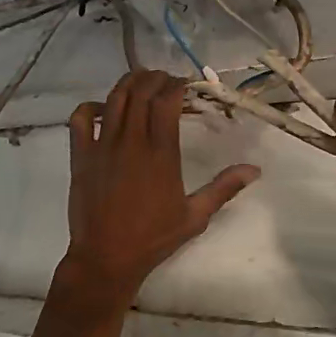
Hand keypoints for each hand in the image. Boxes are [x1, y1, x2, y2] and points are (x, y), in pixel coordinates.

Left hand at [57, 70, 260, 308]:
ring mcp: (102, 147)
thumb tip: (255, 169)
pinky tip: (104, 109)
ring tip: (141, 81)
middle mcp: (131, 142)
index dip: (176, 85)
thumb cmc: (153, 238)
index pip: (167, 101)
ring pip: (114, 99)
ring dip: (129, 83)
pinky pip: (80, 119)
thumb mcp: (196, 216)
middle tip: (166, 80)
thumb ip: (224, 188)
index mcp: (161, 153)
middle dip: (155, 78)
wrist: (106, 258)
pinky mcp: (81, 156)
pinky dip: (91, 106)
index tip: (185, 84)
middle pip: (140, 92)